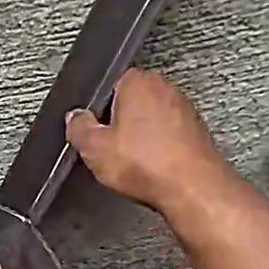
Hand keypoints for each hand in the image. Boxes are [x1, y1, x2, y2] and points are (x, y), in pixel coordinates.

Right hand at [65, 69, 238, 214]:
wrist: (189, 185)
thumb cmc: (148, 163)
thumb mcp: (95, 149)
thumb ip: (79, 128)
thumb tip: (74, 119)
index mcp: (137, 83)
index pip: (111, 85)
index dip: (99, 111)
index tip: (94, 131)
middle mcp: (164, 88)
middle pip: (132, 102)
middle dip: (120, 123)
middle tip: (109, 149)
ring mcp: (182, 109)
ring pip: (150, 119)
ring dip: (140, 138)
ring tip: (131, 163)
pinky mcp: (193, 130)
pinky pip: (167, 136)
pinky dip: (157, 149)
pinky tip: (149, 168)